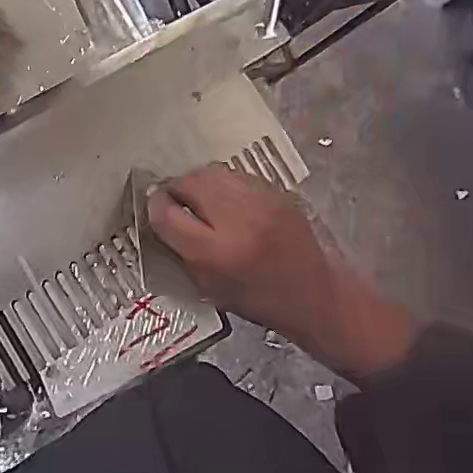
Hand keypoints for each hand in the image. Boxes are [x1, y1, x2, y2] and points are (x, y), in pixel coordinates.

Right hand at [148, 164, 415, 378]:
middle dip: (176, 188)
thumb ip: (181, 250)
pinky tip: (228, 201)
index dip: (154, 207)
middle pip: (189, 182)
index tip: (154, 209)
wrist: (317, 296)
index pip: (167, 214)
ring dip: (199, 183)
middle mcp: (238, 220)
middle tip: (175, 201)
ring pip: (213, 172)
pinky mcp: (278, 192)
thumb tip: (160, 215)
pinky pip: (237, 176)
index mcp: (216, 253)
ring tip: (200, 199)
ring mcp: (261, 201)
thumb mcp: (209, 287)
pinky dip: (224, 185)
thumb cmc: (258, 301)